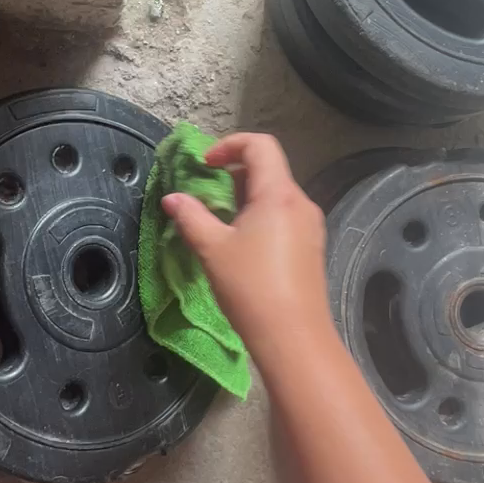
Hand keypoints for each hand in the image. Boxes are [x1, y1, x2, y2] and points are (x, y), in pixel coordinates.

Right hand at [161, 133, 332, 361]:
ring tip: (221, 221)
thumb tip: (172, 199)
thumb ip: (190, 216)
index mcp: (279, 194)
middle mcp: (300, 202)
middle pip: (269, 168)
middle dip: (234, 173)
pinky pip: (284, 215)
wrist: (294, 337)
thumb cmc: (251, 287)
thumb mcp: (212, 249)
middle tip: (207, 194)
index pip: (259, 145)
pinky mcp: (311, 246)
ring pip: (276, 193)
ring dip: (246, 196)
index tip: (204, 165)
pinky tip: (243, 243)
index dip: (229, 145)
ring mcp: (310, 225)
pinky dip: (260, 214)